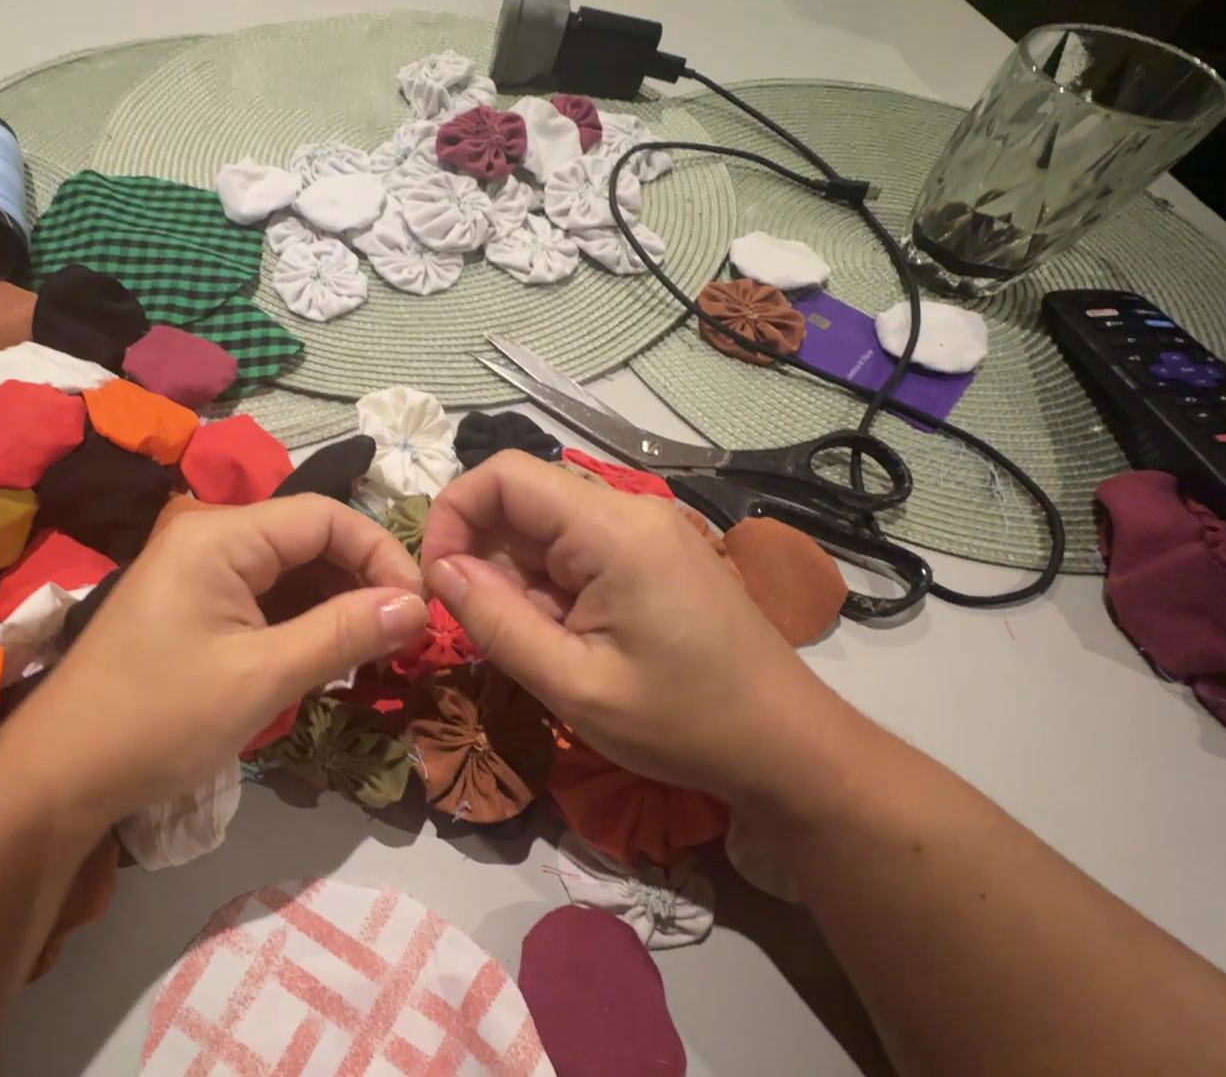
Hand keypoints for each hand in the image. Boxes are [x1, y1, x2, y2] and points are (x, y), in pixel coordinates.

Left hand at [12, 494, 428, 821]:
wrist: (59, 777)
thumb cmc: (159, 721)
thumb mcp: (263, 677)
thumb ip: (344, 633)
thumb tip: (419, 604)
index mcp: (219, 536)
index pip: (324, 516)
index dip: (381, 553)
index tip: (419, 608)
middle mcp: (207, 539)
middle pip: (307, 540)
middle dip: (361, 582)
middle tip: (401, 638)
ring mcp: (196, 574)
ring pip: (288, 572)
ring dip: (334, 606)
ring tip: (371, 653)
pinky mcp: (191, 608)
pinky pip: (262, 599)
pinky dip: (300, 623)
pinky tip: (326, 657)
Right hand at [419, 451, 845, 803]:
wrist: (788, 749)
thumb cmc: (683, 723)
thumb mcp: (573, 684)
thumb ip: (495, 621)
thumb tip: (439, 571)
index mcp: (613, 530)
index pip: (504, 476)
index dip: (453, 515)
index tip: (437, 583)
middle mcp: (629, 512)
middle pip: (522, 501)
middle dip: (481, 556)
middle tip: (479, 627)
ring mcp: (645, 532)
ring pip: (543, 530)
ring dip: (515, 580)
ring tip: (534, 644)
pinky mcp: (651, 557)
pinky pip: (573, 552)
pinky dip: (547, 590)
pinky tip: (564, 640)